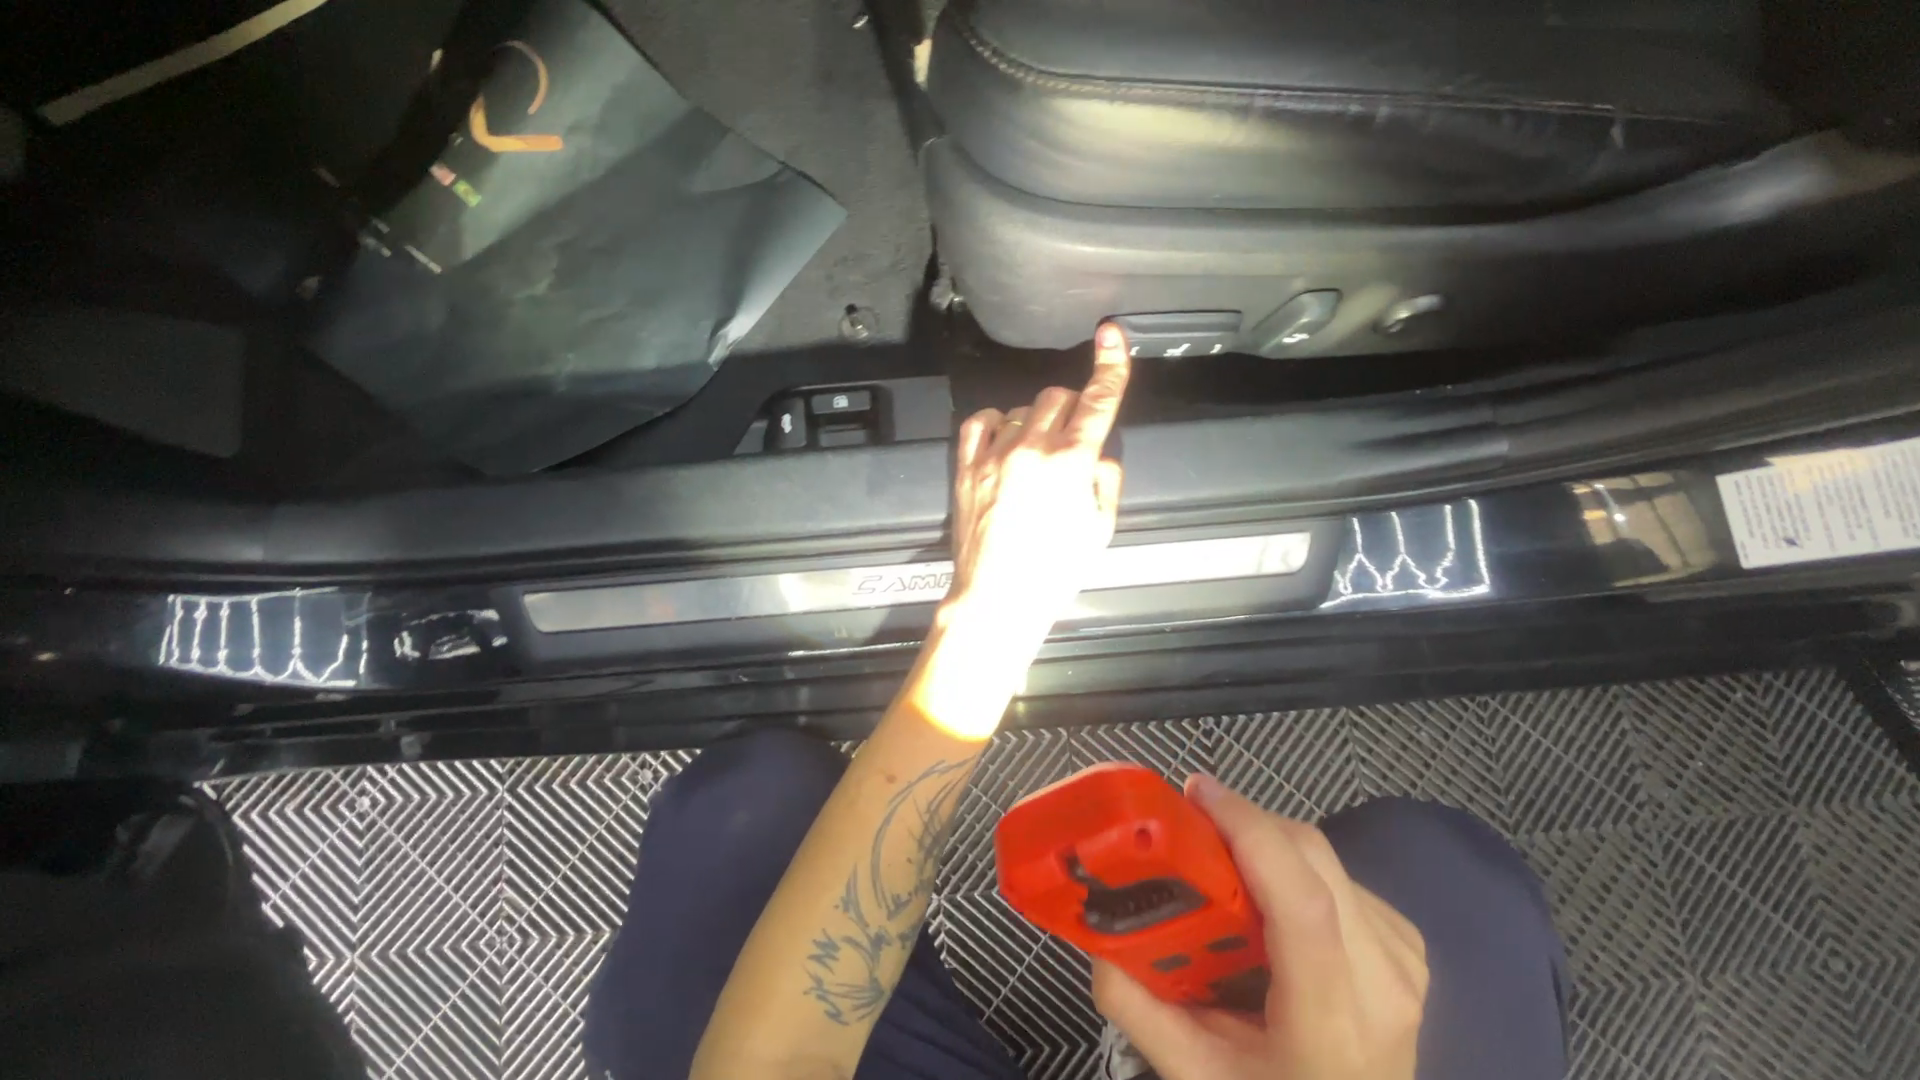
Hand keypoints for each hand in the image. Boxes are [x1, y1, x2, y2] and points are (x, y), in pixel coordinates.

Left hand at [941, 322, 1131, 656]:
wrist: (998, 597)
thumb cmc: (1054, 571)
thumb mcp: (1101, 529)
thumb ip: (1106, 480)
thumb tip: (1098, 454)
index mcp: (1072, 462)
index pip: (1098, 400)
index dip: (1110, 364)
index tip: (1112, 336)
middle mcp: (1032, 448)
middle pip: (1057, 396)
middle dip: (1070, 409)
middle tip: (1071, 438)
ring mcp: (995, 454)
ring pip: (1021, 408)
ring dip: (1035, 421)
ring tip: (1035, 456)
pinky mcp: (967, 466)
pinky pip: (979, 421)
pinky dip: (995, 422)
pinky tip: (1003, 438)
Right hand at [1092, 775, 1428, 1079]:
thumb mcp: (1197, 1074)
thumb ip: (1137, 1007)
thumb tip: (1098, 936)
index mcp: (1332, 1021)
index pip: (1302, 902)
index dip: (1250, 832)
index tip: (1196, 792)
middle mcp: (1384, 981)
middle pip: (1313, 860)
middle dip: (1245, 823)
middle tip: (1190, 819)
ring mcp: (1406, 960)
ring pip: (1325, 860)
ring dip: (1267, 844)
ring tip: (1220, 859)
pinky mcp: (1409, 945)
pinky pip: (1340, 877)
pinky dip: (1293, 867)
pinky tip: (1266, 896)